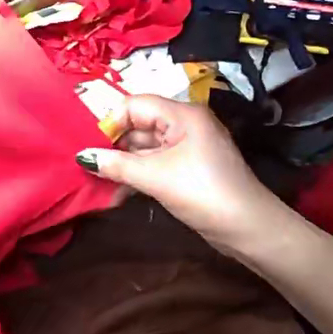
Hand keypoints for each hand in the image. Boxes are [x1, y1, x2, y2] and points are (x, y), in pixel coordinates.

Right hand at [76, 96, 289, 253]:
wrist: (249, 229)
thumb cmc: (203, 193)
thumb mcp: (156, 177)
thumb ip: (117, 165)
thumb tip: (83, 157)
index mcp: (182, 114)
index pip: (135, 105)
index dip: (111, 122)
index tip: (90, 146)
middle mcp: (184, 124)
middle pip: (138, 125)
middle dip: (113, 146)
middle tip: (87, 165)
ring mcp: (186, 147)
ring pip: (143, 148)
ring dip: (121, 164)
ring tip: (96, 182)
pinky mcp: (186, 168)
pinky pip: (153, 164)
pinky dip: (136, 175)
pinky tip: (116, 193)